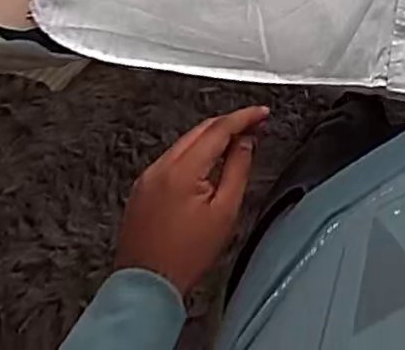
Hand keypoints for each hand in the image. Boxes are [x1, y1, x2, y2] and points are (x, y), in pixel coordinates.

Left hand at [116, 105, 269, 294]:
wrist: (145, 289)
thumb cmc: (184, 258)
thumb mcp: (225, 211)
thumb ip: (239, 168)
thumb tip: (246, 142)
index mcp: (181, 171)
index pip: (219, 129)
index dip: (245, 117)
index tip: (261, 113)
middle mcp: (160, 168)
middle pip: (202, 129)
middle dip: (231, 123)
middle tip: (255, 124)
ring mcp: (148, 178)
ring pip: (187, 140)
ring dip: (213, 135)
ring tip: (237, 141)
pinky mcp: (142, 188)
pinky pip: (174, 156)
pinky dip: (196, 151)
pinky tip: (210, 159)